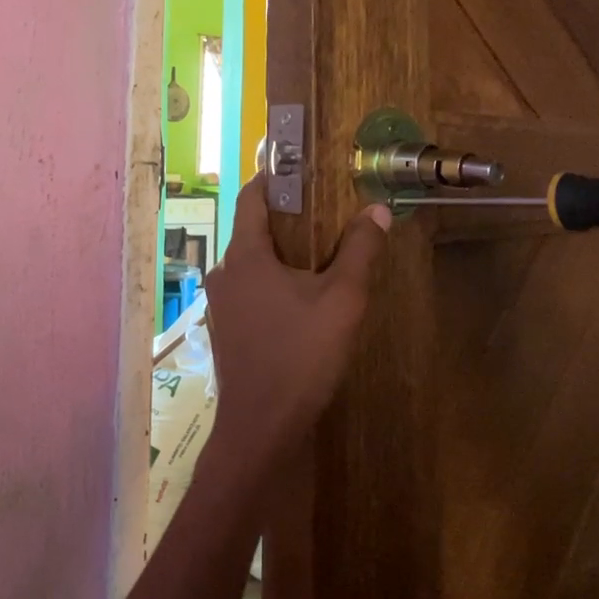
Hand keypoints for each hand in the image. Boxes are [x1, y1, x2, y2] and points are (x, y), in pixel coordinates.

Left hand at [202, 177, 390, 463]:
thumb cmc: (300, 355)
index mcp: (245, 254)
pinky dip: (273, 283)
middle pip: (253, 230)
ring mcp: (221, 304)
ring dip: (281, 255)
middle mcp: (224, 272)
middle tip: (326, 216)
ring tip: (321, 259)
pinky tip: (302, 301)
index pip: (252, 196)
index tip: (302, 169)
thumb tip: (377, 209)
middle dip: (287, 219)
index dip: (274, 177)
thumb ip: (360, 251)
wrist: (261, 428)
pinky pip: (250, 290)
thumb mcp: (342, 300)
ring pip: (252, 263)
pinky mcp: (226, 330)